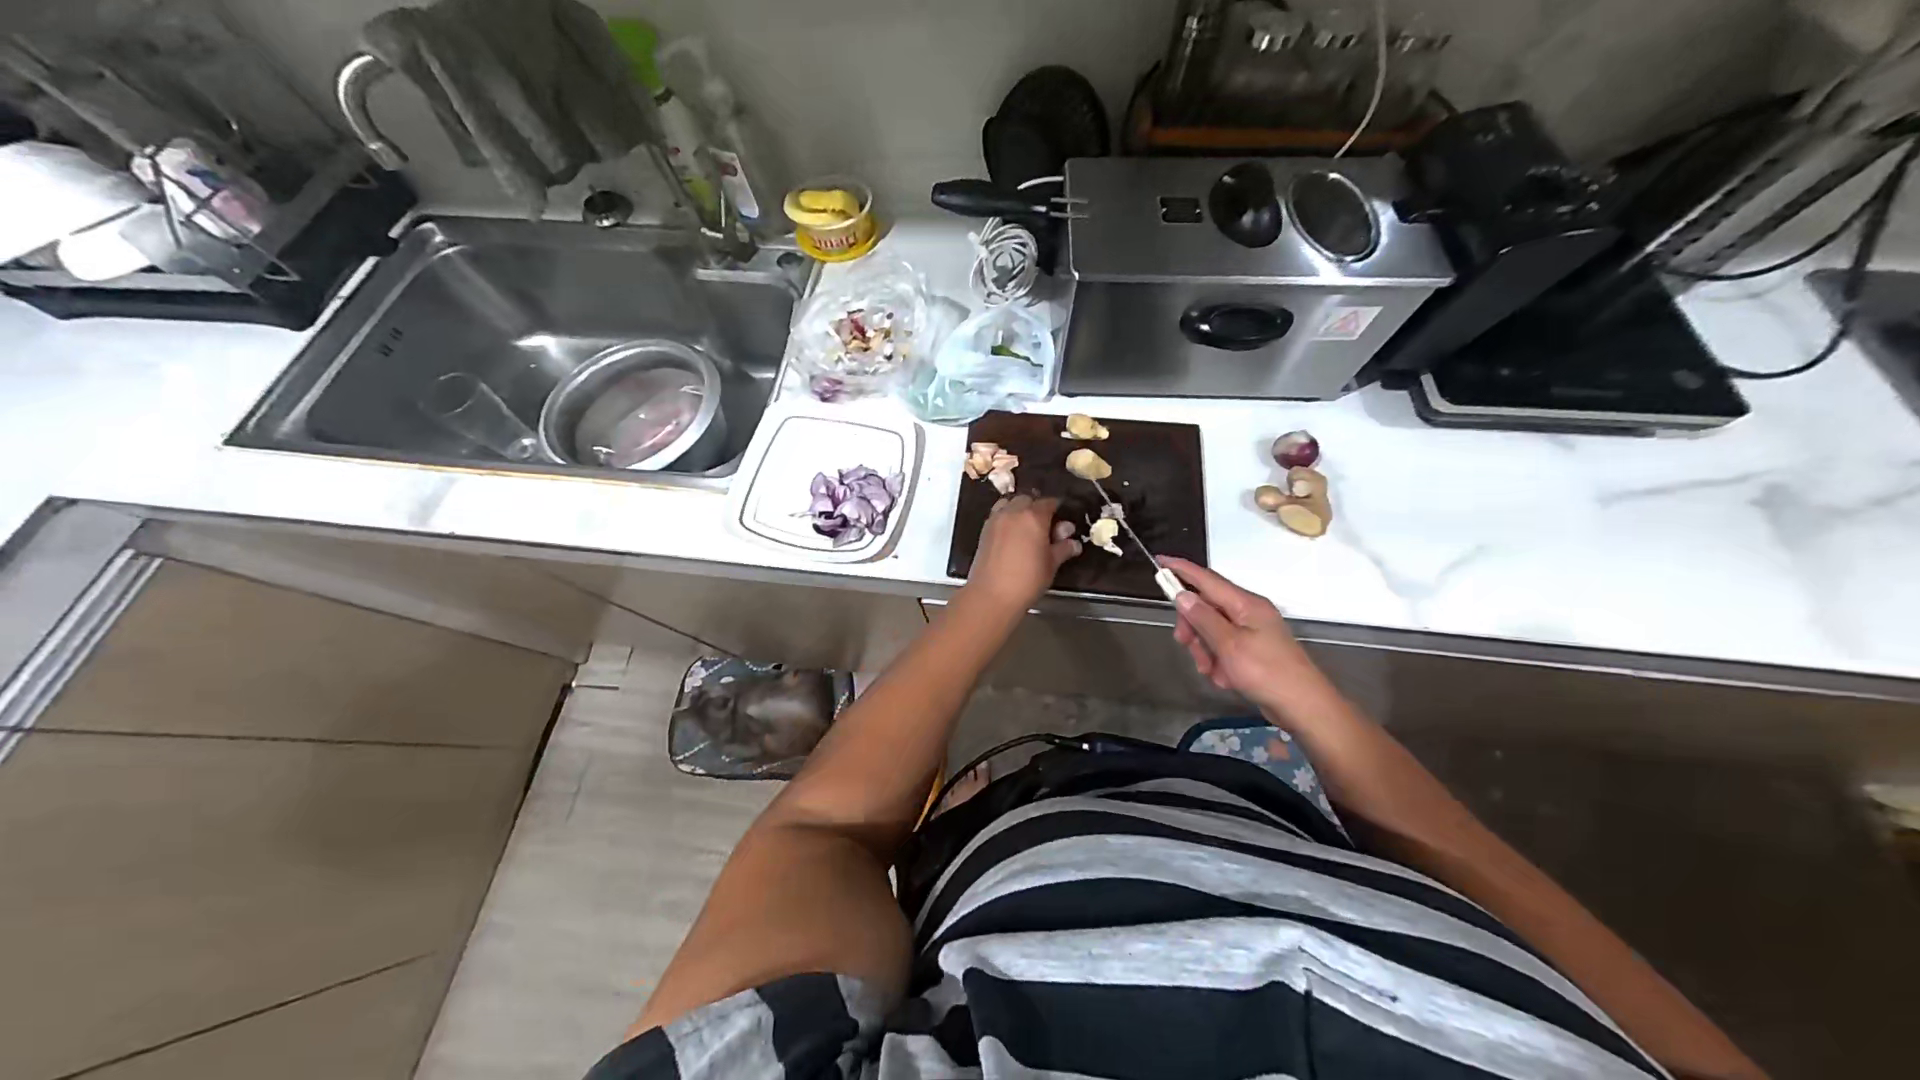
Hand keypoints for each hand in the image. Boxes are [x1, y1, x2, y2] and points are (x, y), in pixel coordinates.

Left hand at [964, 495, 1080, 611]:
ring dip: (1019, 510)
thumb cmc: (1027, 580)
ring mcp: (996, 520)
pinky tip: (1012, 536)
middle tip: (1045, 527)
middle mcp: (1013, 512)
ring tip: (1027, 529)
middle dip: (1037, 508)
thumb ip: (1062, 548)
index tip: (1061, 521)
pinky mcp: (984, 530)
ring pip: (1009, 504)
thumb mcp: (1051, 564)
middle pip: (1027, 500)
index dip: (1057, 509)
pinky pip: (998, 515)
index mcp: (1033, 517)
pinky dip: (1006, 518)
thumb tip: (1073, 543)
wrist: (992, 595)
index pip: (1049, 502)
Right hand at [1163, 557, 1323, 710]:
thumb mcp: (1228, 645)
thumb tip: (1183, 595)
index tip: (1159, 561)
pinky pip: (1223, 648)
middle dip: (1191, 626)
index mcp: (1245, 604)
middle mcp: (1248, 612)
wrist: (1303, 706)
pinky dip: (1218, 661)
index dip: (1181, 569)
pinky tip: (1224, 677)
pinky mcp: (1252, 650)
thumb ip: (1203, 618)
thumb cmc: (1266, 672)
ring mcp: (1251, 631)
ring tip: (1210, 670)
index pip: (1206, 579)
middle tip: (1184, 643)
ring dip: (1204, 649)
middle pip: (1206, 607)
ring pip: (1211, 630)